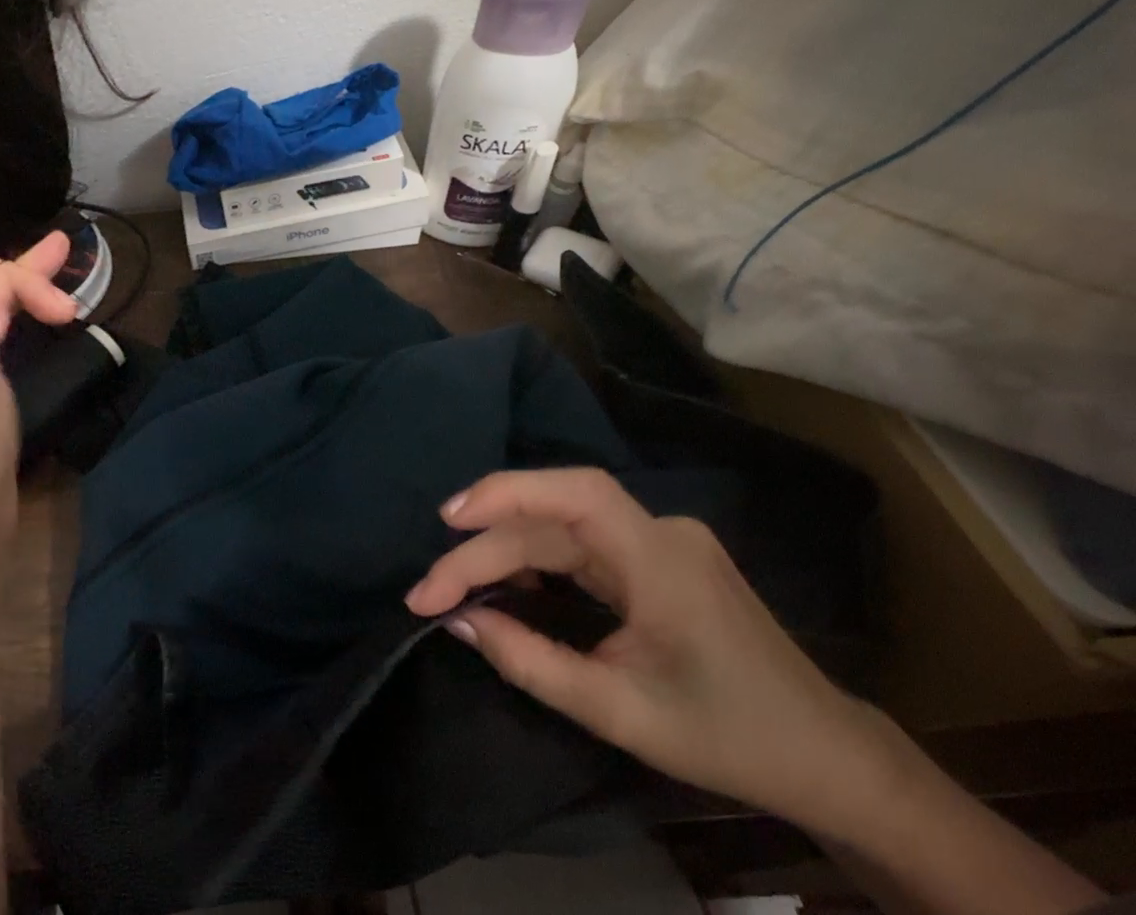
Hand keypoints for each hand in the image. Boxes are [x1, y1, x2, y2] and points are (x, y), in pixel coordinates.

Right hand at [405, 468, 895, 831]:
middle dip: (483, 552)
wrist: (822, 756)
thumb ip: (528, 660)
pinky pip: (584, 546)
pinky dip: (536, 561)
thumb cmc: (724, 736)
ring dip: (503, 554)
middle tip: (426, 595)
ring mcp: (666, 544)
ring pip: (564, 531)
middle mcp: (664, 535)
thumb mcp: (614, 710)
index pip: (576, 496)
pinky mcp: (662, 561)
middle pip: (555, 522)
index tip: (445, 525)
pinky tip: (505, 585)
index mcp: (662, 561)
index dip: (505, 492)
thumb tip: (456, 621)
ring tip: (451, 587)